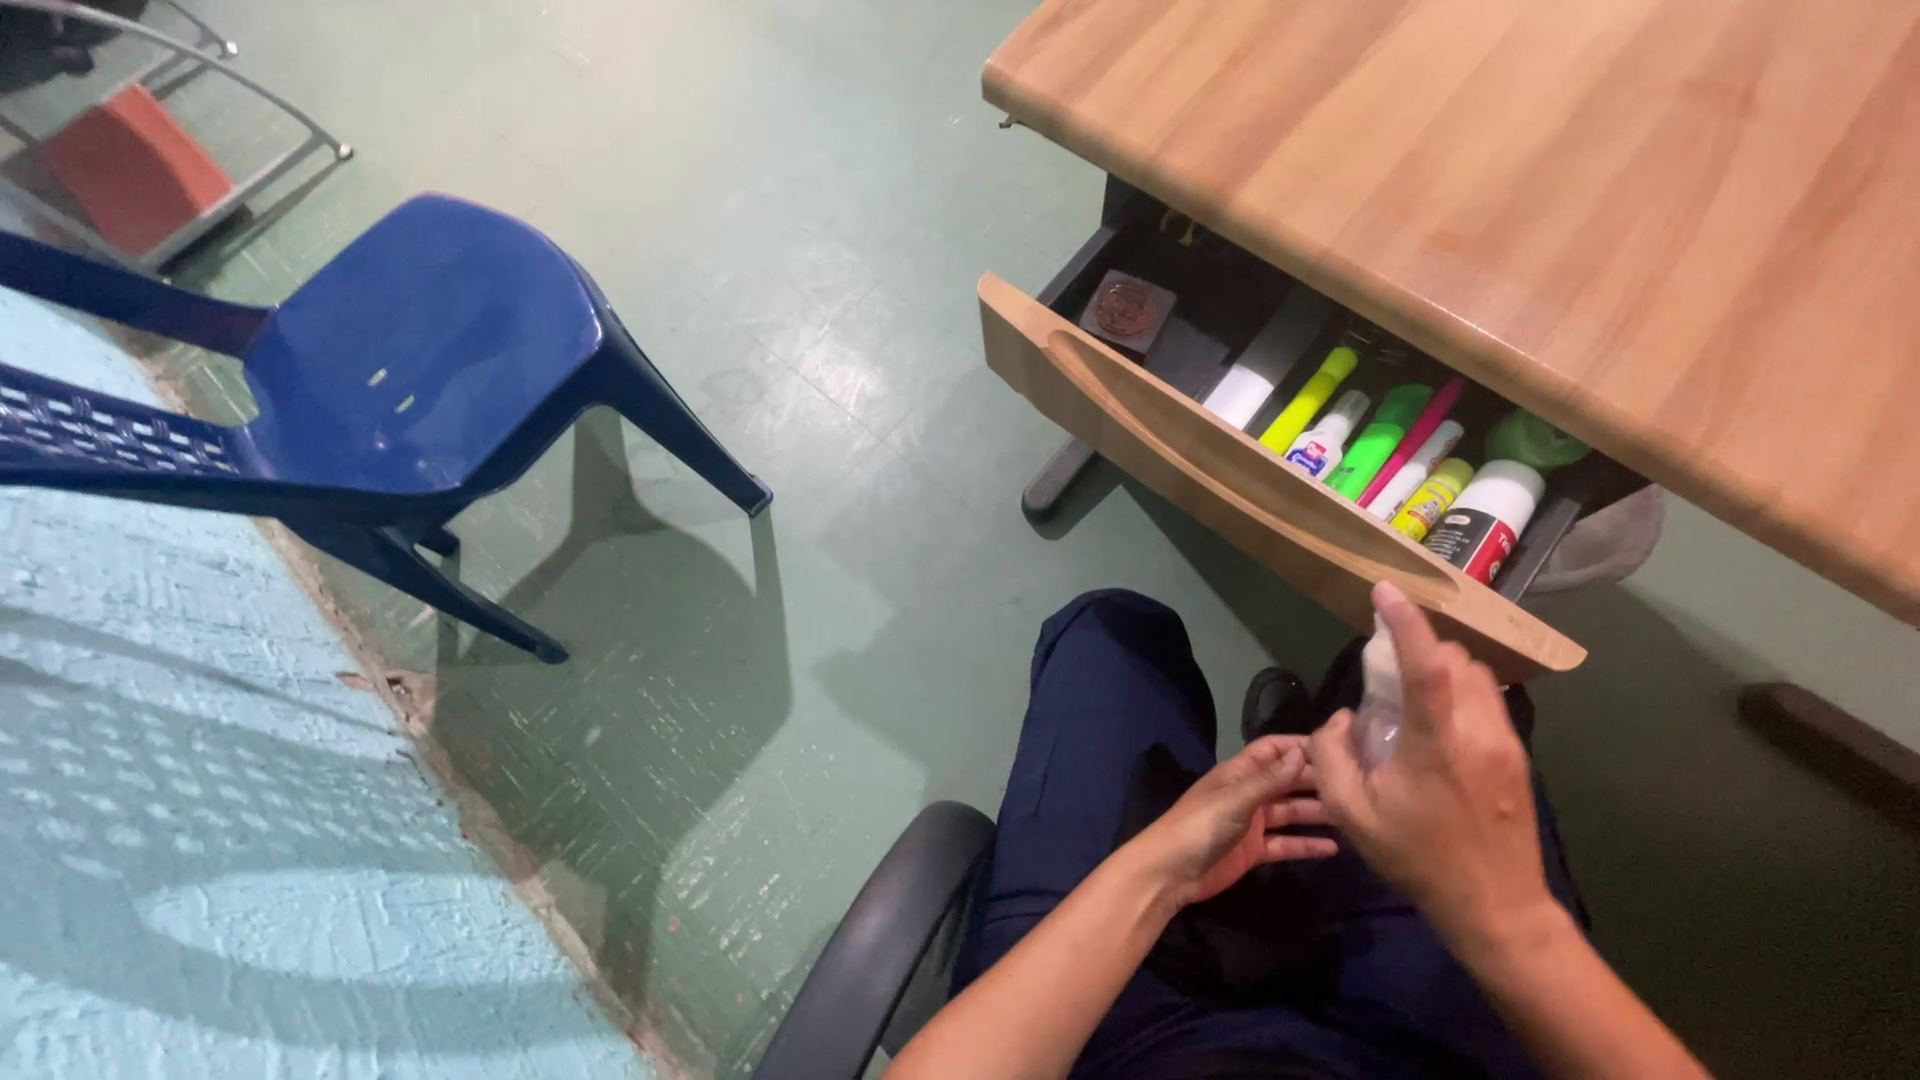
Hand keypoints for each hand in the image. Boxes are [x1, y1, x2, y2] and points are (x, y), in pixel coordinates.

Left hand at [1124, 735, 1336, 909]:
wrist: (1170, 872)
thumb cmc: (1198, 826)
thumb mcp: (1235, 799)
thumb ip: (1269, 780)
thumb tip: (1301, 752)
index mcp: (1238, 772)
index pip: (1272, 750)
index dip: (1300, 746)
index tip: (1337, 748)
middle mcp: (1247, 793)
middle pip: (1286, 781)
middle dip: (1316, 780)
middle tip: (1356, 784)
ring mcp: (1251, 822)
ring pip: (1290, 812)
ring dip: (1316, 813)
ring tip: (1353, 816)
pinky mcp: (1253, 850)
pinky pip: (1286, 843)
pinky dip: (1307, 844)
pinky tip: (1334, 848)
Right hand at [1310, 582, 1556, 948]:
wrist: (1496, 905)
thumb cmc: (1417, 857)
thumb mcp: (1350, 814)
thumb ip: (1331, 755)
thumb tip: (1342, 718)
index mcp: (1436, 745)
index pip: (1426, 667)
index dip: (1406, 623)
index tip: (1385, 590)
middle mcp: (1479, 734)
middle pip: (1456, 660)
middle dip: (1421, 647)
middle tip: (1385, 668)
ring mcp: (1506, 744)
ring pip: (1477, 675)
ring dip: (1442, 666)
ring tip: (1411, 693)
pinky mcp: (1518, 756)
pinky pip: (1488, 699)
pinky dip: (1459, 690)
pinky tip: (1437, 722)